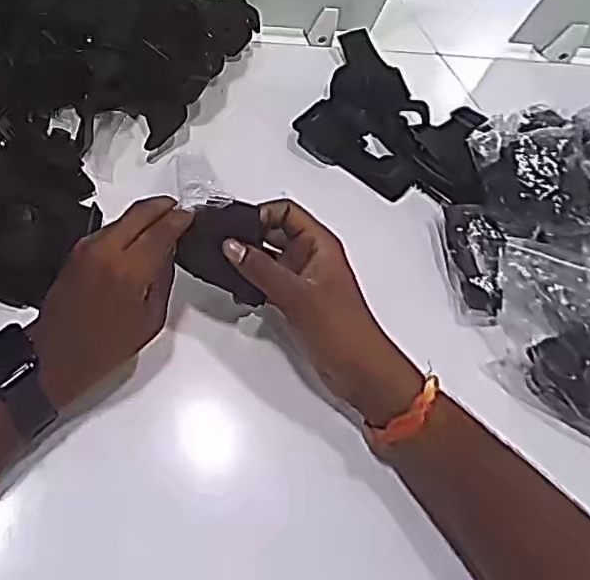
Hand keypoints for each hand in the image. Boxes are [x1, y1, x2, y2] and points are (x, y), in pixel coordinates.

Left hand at [29, 196, 193, 410]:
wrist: (59, 352)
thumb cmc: (101, 346)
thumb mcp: (150, 318)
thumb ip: (162, 278)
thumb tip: (169, 251)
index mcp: (127, 270)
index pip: (160, 230)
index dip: (178, 219)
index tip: (189, 216)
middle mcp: (104, 251)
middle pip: (139, 212)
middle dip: (162, 207)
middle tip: (177, 210)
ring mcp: (87, 247)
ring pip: (122, 218)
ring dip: (143, 217)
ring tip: (160, 225)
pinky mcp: (76, 249)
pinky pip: (108, 229)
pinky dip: (125, 228)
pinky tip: (136, 239)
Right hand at [225, 200, 424, 424]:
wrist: (363, 377)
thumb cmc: (350, 335)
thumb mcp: (298, 295)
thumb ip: (261, 268)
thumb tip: (233, 246)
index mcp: (320, 245)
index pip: (285, 211)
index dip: (260, 214)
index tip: (237, 226)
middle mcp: (311, 257)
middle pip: (273, 230)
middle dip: (248, 234)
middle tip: (225, 241)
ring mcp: (301, 278)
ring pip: (268, 254)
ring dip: (248, 257)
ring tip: (228, 262)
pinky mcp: (294, 299)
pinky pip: (266, 278)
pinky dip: (251, 278)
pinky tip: (239, 285)